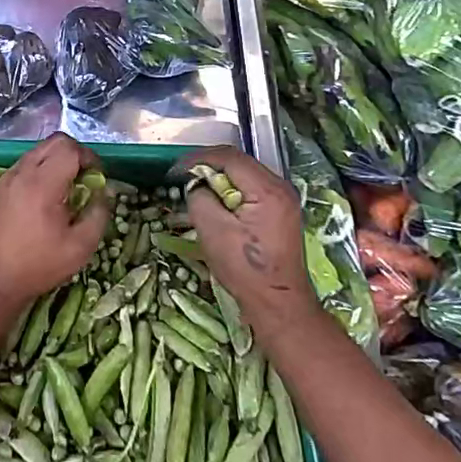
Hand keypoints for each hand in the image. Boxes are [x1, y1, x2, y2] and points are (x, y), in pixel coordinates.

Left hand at [0, 133, 109, 313]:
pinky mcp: (1, 186)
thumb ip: (98, 214)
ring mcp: (8, 178)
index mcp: (42, 184)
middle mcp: (22, 173)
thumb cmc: (39, 265)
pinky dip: (42, 168)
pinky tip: (48, 196)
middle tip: (86, 178)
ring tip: (68, 189)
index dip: (90, 158)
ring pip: (39, 150)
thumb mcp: (80, 247)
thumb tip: (103, 192)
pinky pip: (27, 163)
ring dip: (58, 160)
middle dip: (76, 153)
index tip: (98, 179)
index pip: (69, 149)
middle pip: (54, 141)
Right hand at [179, 146, 316, 329]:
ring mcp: (284, 200)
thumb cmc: (245, 269)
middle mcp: (281, 187)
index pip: (229, 157)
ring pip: (245, 175)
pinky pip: (252, 190)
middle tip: (184, 179)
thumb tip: (198, 186)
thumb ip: (200, 197)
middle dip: (208, 167)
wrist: (278, 303)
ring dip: (220, 180)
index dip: (198, 158)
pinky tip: (219, 206)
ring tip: (198, 192)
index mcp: (267, 189)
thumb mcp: (212, 230)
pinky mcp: (281, 213)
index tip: (176, 171)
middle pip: (239, 163)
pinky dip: (232, 192)